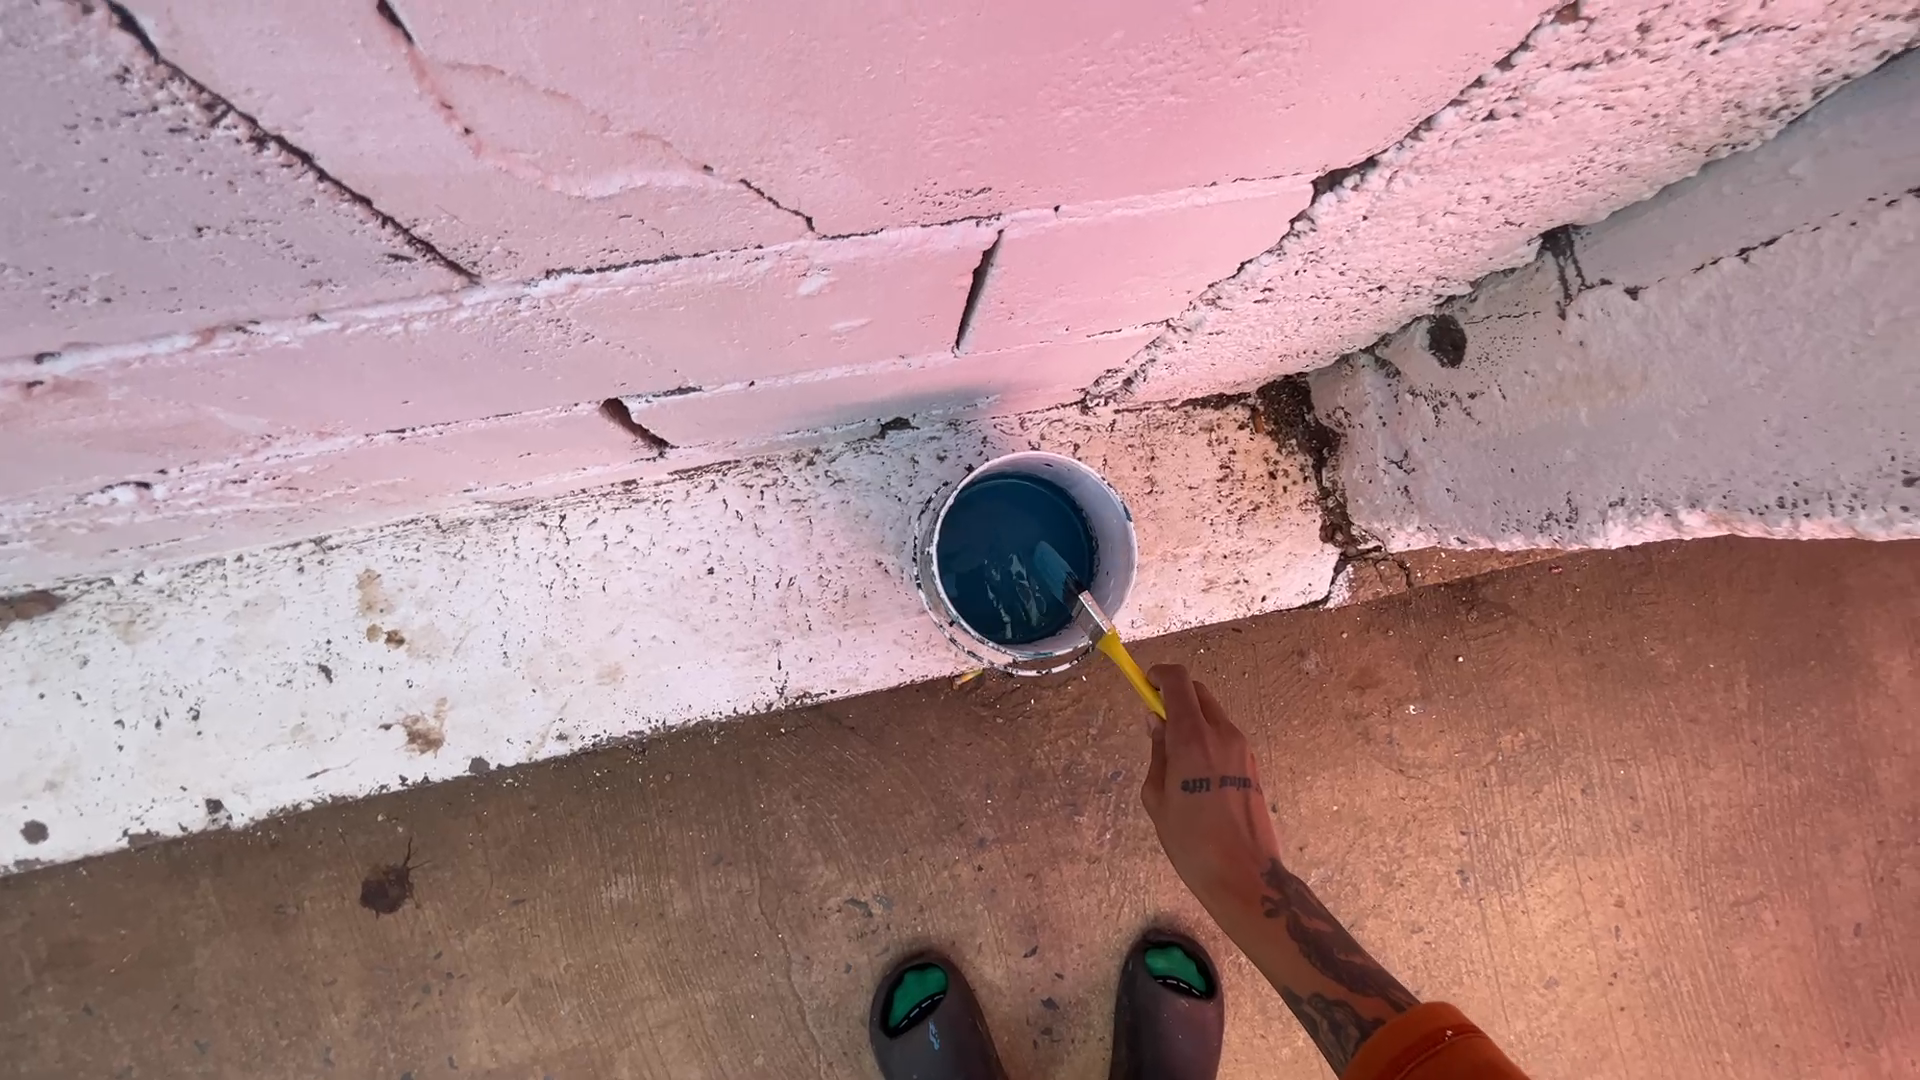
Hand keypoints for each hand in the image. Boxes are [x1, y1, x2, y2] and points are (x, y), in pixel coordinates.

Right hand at [1141, 665, 1284, 922]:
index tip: (1144, 684)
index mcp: (1192, 738)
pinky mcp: (1252, 763)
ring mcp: (1241, 747)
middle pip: (1197, 691)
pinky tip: (1196, 770)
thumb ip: (1157, 752)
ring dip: (1191, 716)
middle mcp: (1221, 733)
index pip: (1178, 681)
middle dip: (1174, 695)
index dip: (1158, 675)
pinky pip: (1223, 734)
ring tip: (1175, 753)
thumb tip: (1157, 722)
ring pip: (1212, 712)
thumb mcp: (1157, 797)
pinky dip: (1206, 735)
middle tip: (1156, 720)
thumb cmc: (1190, 841)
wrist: (1245, 875)